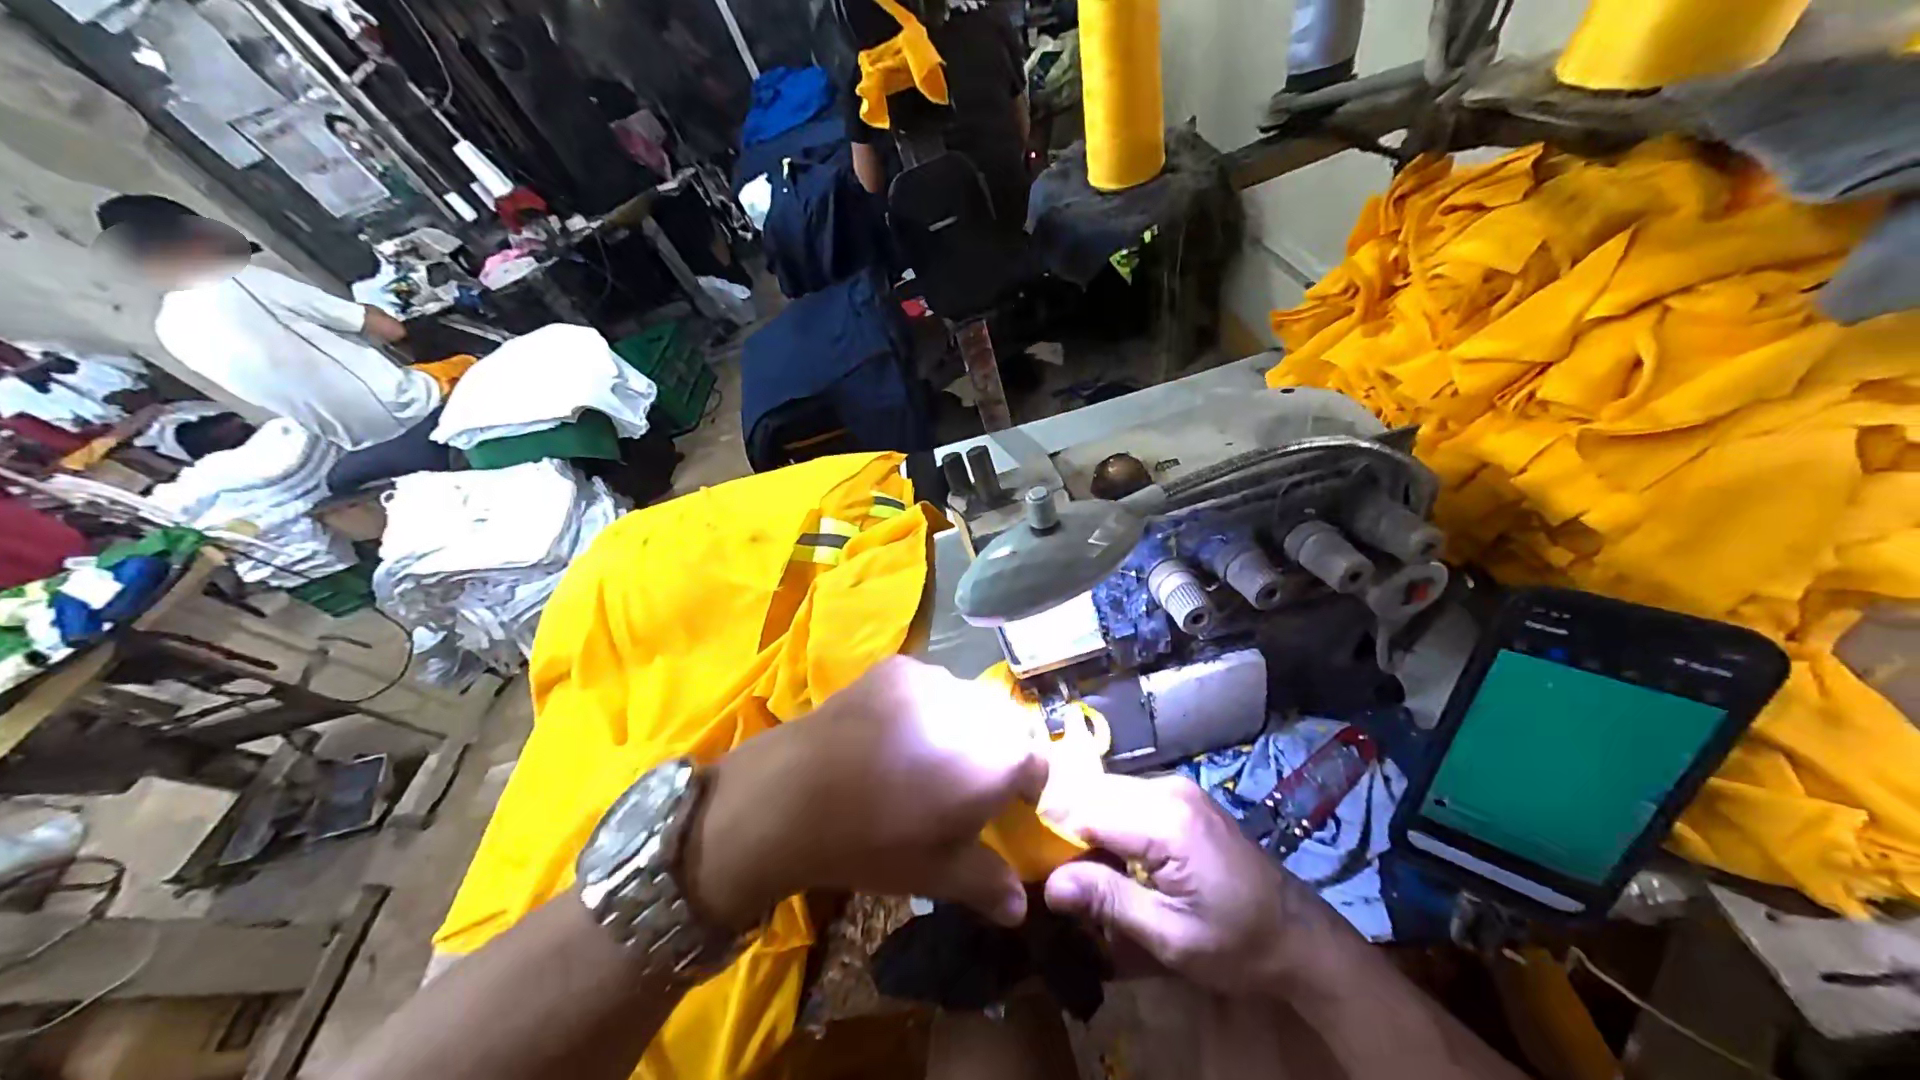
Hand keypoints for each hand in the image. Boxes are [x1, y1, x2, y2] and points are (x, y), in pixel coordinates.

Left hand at [686, 657, 1046, 928]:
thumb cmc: (874, 840)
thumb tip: (1019, 908)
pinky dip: (925, 705)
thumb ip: (988, 885)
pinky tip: (892, 732)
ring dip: (962, 724)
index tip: (1007, 808)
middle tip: (964, 784)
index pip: (1041, 763)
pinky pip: (929, 685)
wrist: (792, 794)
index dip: (1028, 788)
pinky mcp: (897, 667)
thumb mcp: (937, 873)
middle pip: (1008, 725)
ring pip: (970, 701)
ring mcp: (935, 680)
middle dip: (997, 752)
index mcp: (1000, 757)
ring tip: (925, 754)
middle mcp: (978, 707)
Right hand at [1042, 774, 1353, 996]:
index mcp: (1166, 820)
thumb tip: (1049, 885)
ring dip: (1087, 826)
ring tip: (1082, 870)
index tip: (1038, 870)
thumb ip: (1108, 902)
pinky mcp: (1180, 796)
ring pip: (1106, 792)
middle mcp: (1168, 789)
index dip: (1054, 837)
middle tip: (1056, 875)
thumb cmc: (1238, 944)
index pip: (1084, 809)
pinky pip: (1127, 798)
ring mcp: (1176, 788)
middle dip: (1067, 830)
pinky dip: (1110, 823)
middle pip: (1092, 793)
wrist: (1300, 937)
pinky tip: (1112, 858)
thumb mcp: (1170, 936)